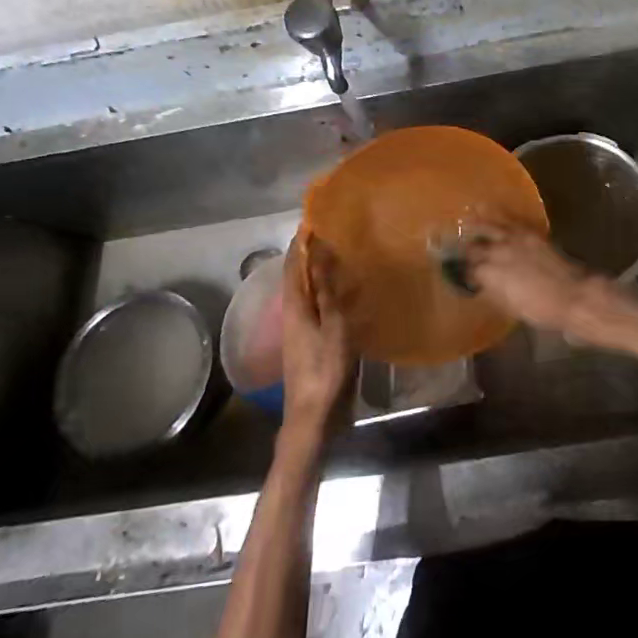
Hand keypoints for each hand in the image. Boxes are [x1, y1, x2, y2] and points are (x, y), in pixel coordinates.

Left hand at [280, 236, 356, 431]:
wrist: (313, 415)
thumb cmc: (324, 369)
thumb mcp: (332, 327)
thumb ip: (326, 292)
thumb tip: (319, 255)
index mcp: (294, 306)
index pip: (294, 265)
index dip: (301, 243)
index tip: (314, 221)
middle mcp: (292, 314)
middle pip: (298, 277)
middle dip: (311, 255)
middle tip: (334, 236)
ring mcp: (299, 330)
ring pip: (307, 292)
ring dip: (320, 274)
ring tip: (342, 258)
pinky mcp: (309, 342)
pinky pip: (316, 307)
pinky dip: (327, 294)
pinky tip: (345, 295)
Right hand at [461, 228, 619, 333]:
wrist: (572, 296)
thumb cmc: (541, 310)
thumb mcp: (510, 307)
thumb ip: (492, 292)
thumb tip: (482, 284)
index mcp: (488, 275)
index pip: (468, 270)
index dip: (465, 273)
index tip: (464, 275)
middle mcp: (496, 253)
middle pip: (473, 248)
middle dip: (466, 251)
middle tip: (462, 252)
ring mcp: (512, 240)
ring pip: (486, 228)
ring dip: (474, 226)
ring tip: (464, 221)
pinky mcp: (528, 233)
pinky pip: (508, 220)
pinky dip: (495, 214)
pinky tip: (485, 208)